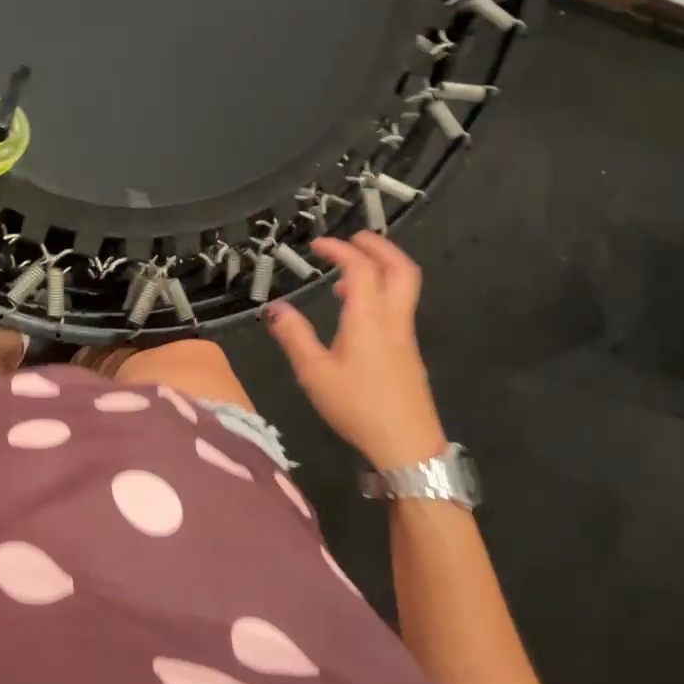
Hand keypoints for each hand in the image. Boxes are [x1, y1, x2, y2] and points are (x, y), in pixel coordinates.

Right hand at [263, 232, 446, 470]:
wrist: (406, 444)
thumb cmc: (357, 407)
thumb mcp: (314, 373)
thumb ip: (294, 337)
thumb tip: (274, 308)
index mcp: (369, 320)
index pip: (360, 269)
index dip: (341, 250)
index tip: (317, 245)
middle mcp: (393, 320)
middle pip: (400, 269)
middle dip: (379, 248)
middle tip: (354, 239)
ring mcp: (405, 337)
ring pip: (403, 288)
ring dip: (380, 270)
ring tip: (347, 275)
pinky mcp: (408, 353)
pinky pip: (399, 308)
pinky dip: (380, 294)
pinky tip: (357, 314)